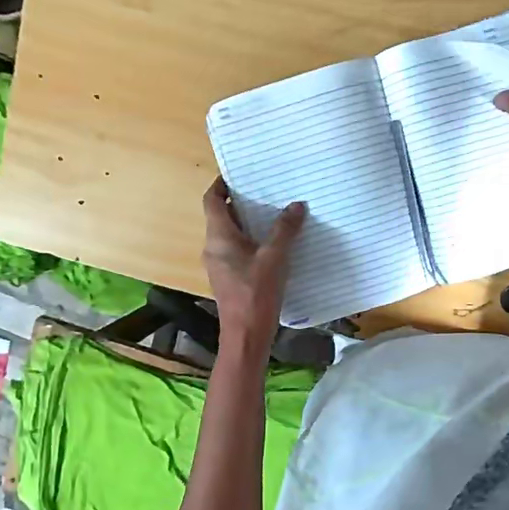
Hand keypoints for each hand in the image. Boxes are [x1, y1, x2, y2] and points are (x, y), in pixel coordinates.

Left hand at [201, 178, 305, 345]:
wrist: (246, 335)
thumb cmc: (256, 293)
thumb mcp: (275, 258)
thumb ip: (285, 229)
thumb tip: (296, 205)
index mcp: (218, 237)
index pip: (211, 200)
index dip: (220, 184)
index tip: (238, 174)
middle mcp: (213, 247)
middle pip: (221, 216)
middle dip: (240, 202)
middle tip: (265, 190)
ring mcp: (219, 264)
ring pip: (229, 234)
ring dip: (248, 222)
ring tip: (273, 212)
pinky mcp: (229, 278)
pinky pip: (236, 250)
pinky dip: (251, 241)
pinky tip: (273, 243)